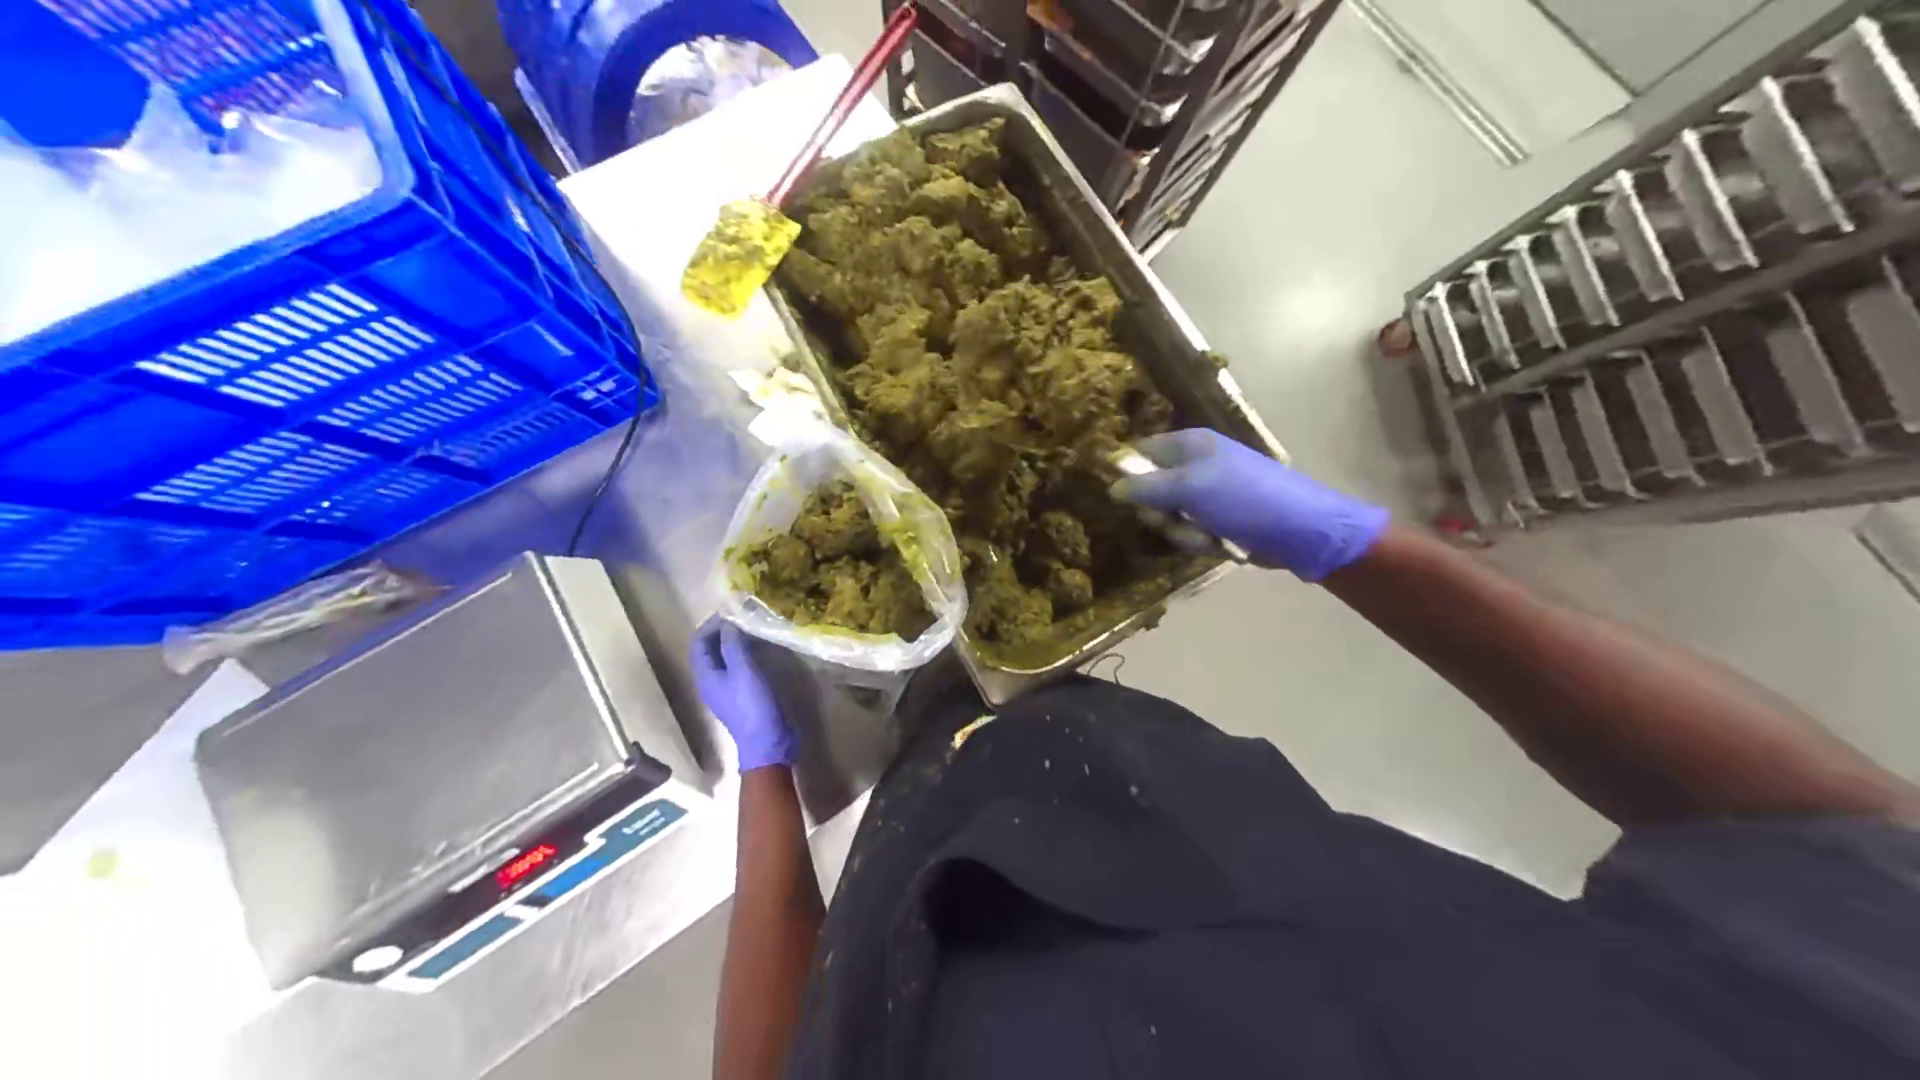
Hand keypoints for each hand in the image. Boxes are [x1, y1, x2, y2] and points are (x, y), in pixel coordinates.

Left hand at [692, 616, 795, 771]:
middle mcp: (712, 680)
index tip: (734, 611)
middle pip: (710, 648)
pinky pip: (738, 666)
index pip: (699, 641)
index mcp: (706, 675)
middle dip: (724, 630)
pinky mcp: (742, 693)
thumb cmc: (752, 706)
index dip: (713, 624)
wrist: (768, 743)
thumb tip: (728, 621)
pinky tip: (762, 648)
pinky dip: (745, 653)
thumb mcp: (743, 671)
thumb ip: (733, 644)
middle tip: (745, 616)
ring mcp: (727, 688)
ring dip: (736, 640)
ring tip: (754, 627)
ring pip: (725, 657)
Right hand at [1112, 429, 1388, 580]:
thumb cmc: (1243, 499)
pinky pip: (1188, 531)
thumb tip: (1111, 487)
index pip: (1141, 452)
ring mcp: (1207, 494)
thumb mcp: (1190, 488)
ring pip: (1168, 516)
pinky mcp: (1217, 519)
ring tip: (1205, 535)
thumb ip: (1146, 487)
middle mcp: (1195, 465)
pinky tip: (1217, 544)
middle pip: (1150, 489)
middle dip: (1159, 511)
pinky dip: (1198, 541)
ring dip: (1181, 531)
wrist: (1300, 531)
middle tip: (1171, 518)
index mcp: (1189, 445)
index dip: (1128, 473)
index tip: (1123, 497)